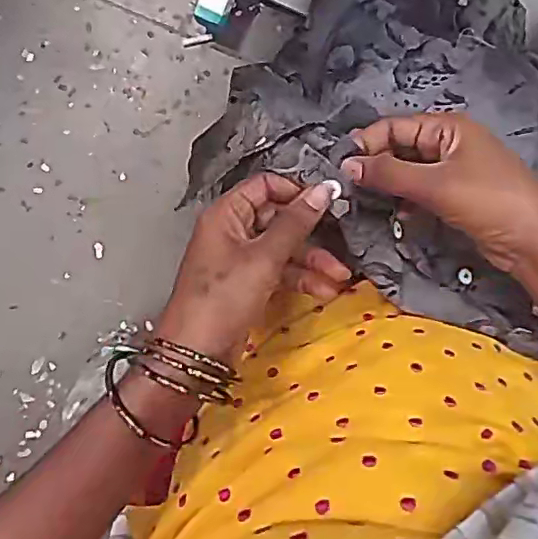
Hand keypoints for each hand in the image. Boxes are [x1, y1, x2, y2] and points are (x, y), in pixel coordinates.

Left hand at [155, 173, 351, 362]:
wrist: (197, 353)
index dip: (296, 192)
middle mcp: (232, 231)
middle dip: (311, 235)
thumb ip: (296, 223)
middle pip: (279, 219)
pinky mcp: (248, 283)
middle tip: (340, 244)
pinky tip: (323, 290)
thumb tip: (322, 190)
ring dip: (312, 262)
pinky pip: (279, 271)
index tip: (326, 204)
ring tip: (339, 277)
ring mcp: (240, 259)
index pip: (265, 185)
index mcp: (226, 214)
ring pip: (283, 248)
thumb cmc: (222, 299)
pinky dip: (300, 279)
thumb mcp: (264, 257)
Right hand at [342, 113, 537, 305]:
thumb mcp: (436, 185)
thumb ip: (389, 173)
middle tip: (350, 189)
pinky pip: (421, 192)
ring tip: (367, 203)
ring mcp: (454, 171)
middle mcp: (450, 143)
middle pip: (400, 148)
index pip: (394, 126)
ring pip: (409, 172)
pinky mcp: (457, 196)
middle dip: (376, 166)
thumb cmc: (491, 203)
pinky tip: (397, 215)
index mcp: (448, 127)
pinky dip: (406, 201)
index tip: (343, 168)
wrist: (537, 243)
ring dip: (390, 186)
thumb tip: (347, 164)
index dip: (368, 144)